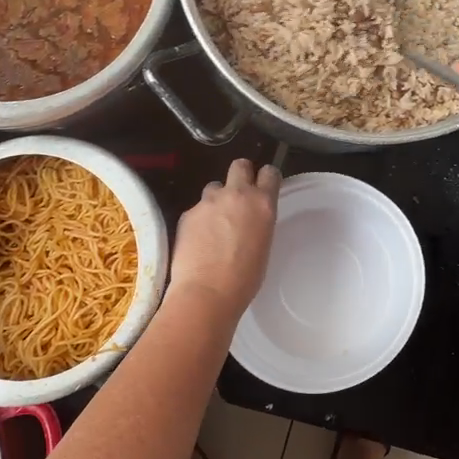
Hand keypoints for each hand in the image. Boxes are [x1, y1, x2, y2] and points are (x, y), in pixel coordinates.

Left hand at [168, 158, 281, 316]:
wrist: (207, 293)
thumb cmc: (245, 279)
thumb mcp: (264, 245)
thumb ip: (258, 222)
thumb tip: (250, 219)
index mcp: (263, 203)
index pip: (270, 173)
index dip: (267, 177)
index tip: (264, 185)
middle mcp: (237, 195)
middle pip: (240, 165)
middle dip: (241, 174)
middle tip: (238, 193)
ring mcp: (209, 201)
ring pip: (214, 186)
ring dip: (216, 198)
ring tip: (214, 223)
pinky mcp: (188, 213)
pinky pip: (197, 208)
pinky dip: (199, 219)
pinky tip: (198, 239)